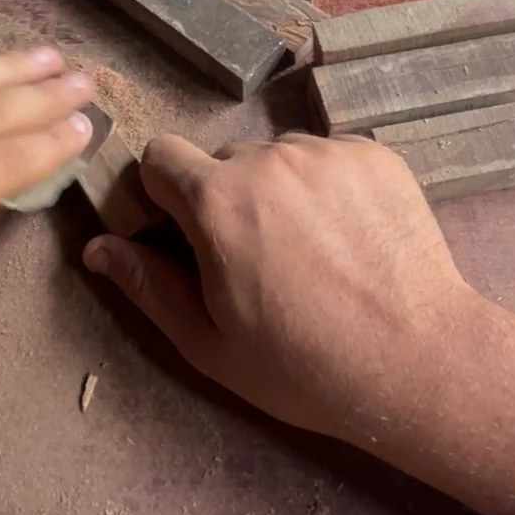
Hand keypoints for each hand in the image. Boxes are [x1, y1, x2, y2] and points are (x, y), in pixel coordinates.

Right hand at [80, 133, 485, 442]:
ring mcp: (326, 151)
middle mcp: (268, 158)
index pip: (161, 155)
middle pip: (225, 160)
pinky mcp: (373, 153)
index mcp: (216, 200)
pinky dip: (330, 185)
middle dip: (229, 198)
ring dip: (282, 189)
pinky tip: (352, 235)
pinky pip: (330, 156)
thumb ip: (148, 286)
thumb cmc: (304, 364)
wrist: (418, 359)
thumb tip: (96, 247)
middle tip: (263, 256)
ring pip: (280, 156)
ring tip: (316, 248)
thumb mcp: (210, 343)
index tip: (189, 231)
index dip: (167, 192)